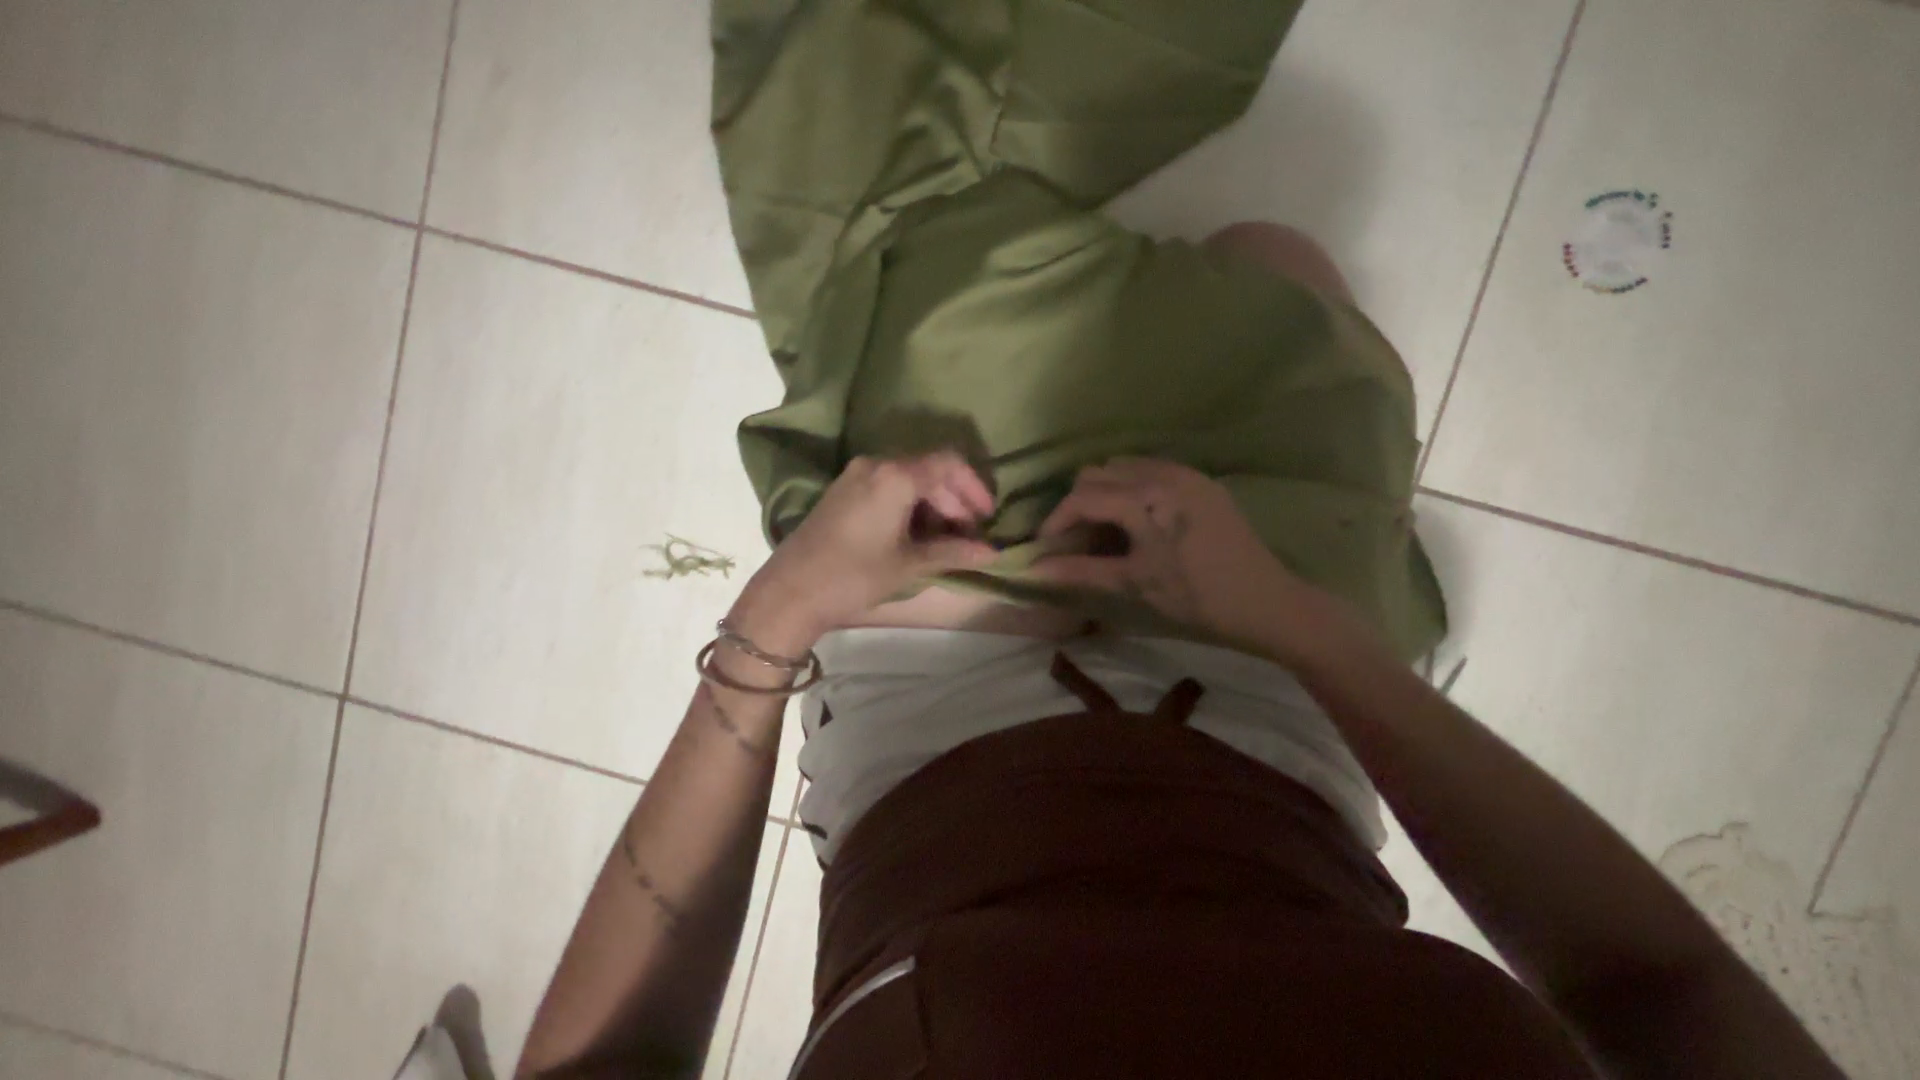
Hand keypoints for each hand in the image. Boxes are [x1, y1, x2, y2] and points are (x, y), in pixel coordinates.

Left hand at [738, 453, 998, 642]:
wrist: (790, 591)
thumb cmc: (854, 576)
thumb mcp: (909, 565)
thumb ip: (953, 552)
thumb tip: (992, 552)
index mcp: (895, 475)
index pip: (948, 463)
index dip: (974, 487)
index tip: (987, 517)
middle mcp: (875, 464)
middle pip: (928, 469)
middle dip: (954, 499)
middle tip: (970, 535)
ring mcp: (855, 476)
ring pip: (907, 478)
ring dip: (932, 503)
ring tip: (946, 540)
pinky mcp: (842, 491)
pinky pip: (886, 486)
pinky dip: (908, 504)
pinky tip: (916, 535)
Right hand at [1031, 458, 1302, 647]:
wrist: (1265, 601)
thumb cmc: (1196, 598)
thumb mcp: (1134, 584)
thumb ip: (1081, 571)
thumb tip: (1033, 569)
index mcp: (1145, 500)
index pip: (1083, 497)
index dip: (1057, 520)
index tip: (1045, 546)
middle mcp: (1163, 474)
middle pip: (1099, 473)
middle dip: (1079, 503)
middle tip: (1076, 540)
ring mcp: (1186, 474)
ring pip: (1124, 466)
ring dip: (1105, 491)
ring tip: (1106, 530)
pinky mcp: (1201, 481)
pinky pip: (1152, 469)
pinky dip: (1133, 488)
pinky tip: (1138, 521)